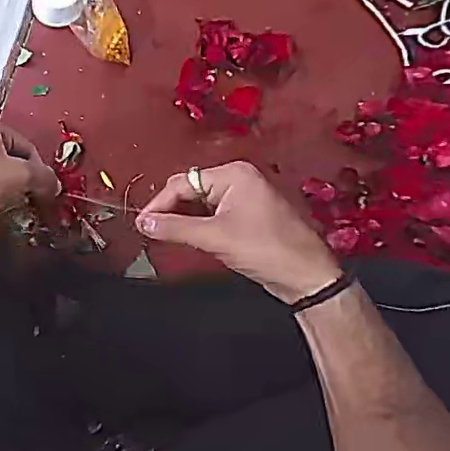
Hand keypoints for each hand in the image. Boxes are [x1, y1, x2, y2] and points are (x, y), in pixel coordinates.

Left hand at [0, 119, 60, 237]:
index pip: (27, 146)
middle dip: (25, 181)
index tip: (45, 188)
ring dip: (10, 191)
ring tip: (10, 205)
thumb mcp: (21, 177)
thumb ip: (44, 177)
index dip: (39, 168)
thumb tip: (54, 184)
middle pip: (13, 160)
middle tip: (32, 198)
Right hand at [136, 161, 343, 301]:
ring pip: (202, 203)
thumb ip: (175, 228)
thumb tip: (144, 223)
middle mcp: (239, 178)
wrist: (307, 276)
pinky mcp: (248, 215)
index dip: (160, 203)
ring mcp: (245, 197)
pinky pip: (214, 214)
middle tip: (150, 230)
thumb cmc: (266, 250)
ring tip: (164, 235)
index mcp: (234, 174)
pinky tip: (188, 237)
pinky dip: (199, 224)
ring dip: (184, 218)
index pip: (184, 182)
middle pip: (192, 189)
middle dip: (170, 209)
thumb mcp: (215, 238)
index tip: (142, 223)